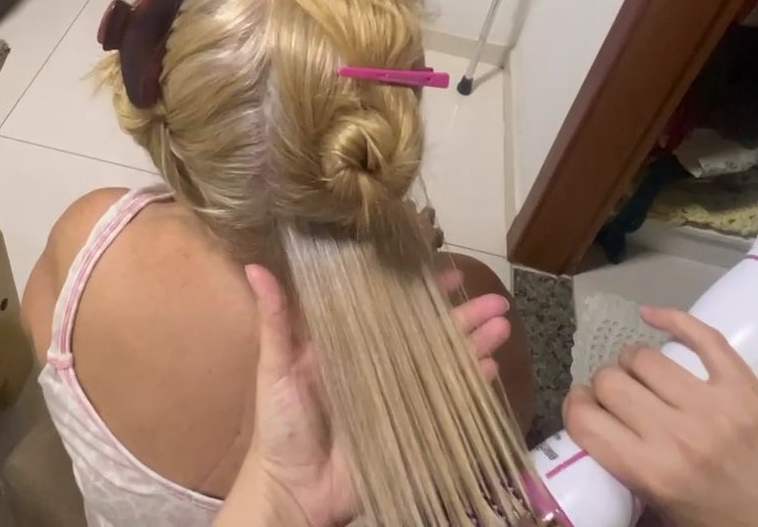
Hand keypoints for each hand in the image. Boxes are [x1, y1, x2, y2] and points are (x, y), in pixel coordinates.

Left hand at [220, 265, 512, 526]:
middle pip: (428, 331)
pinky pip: (445, 403)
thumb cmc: (280, 423)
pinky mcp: (411, 427)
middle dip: (461, 315)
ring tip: (503, 323)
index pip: (391, 305)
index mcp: (351, 341)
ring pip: (443, 361)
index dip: (418, 286)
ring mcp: (400, 394)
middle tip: (494, 299)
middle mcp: (381, 361)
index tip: (446, 268)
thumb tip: (255, 267)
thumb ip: (275, 319)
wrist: (291, 490)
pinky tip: (488, 370)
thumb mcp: (275, 366)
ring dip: (473, 343)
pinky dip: (468, 386)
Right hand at [562, 307, 757, 526]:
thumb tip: (594, 429)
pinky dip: (671, 318)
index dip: (576, 410)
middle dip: (604, 388)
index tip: (585, 413)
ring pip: (643, 355)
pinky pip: (700, 334)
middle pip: (609, 380)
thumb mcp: (670, 514)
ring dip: (633, 364)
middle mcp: (679, 435)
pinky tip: (652, 317)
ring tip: (644, 378)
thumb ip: (629, 473)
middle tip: (618, 401)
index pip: (585, 420)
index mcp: (656, 474)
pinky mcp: (744, 384)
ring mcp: (714, 404)